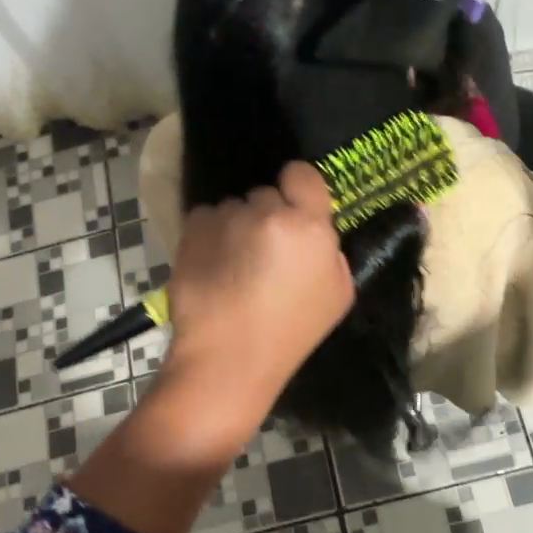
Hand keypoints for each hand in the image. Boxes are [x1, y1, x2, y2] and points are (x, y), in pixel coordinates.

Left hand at [160, 161, 353, 423]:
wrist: (228, 359)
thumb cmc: (291, 333)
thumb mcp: (339, 295)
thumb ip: (331, 252)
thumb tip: (315, 233)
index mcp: (309, 225)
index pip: (302, 174)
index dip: (297, 190)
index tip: (293, 213)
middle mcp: (266, 211)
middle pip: (266, 195)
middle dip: (266, 217)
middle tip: (264, 257)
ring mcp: (225, 218)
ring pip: (234, 208)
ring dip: (236, 228)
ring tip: (234, 269)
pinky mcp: (192, 230)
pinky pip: (206, 219)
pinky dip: (209, 237)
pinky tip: (213, 269)